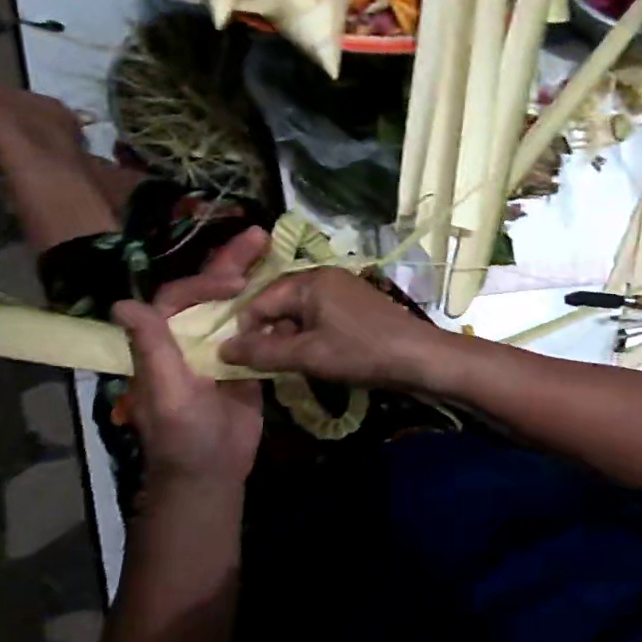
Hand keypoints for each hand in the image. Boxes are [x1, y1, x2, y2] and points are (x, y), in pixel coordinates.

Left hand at [112, 228, 270, 490]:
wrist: (213, 473)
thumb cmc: (183, 437)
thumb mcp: (167, 393)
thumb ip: (151, 348)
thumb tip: (122, 303)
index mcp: (163, 340)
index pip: (179, 297)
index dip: (205, 283)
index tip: (236, 282)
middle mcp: (187, 336)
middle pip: (208, 291)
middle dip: (231, 261)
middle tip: (259, 235)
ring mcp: (216, 347)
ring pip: (234, 304)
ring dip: (253, 276)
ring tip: (275, 247)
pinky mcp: (243, 360)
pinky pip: (255, 328)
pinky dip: (271, 308)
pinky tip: (290, 290)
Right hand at [219, 268, 449, 390]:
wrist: (419, 358)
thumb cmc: (361, 352)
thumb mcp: (308, 356)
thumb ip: (263, 352)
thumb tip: (223, 349)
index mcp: (309, 281)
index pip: (260, 300)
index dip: (246, 330)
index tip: (242, 360)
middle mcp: (323, 276)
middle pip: (279, 303)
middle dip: (269, 334)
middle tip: (268, 365)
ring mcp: (342, 289)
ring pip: (299, 312)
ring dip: (290, 338)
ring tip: (293, 365)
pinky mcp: (355, 305)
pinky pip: (319, 316)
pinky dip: (310, 336)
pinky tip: (315, 358)